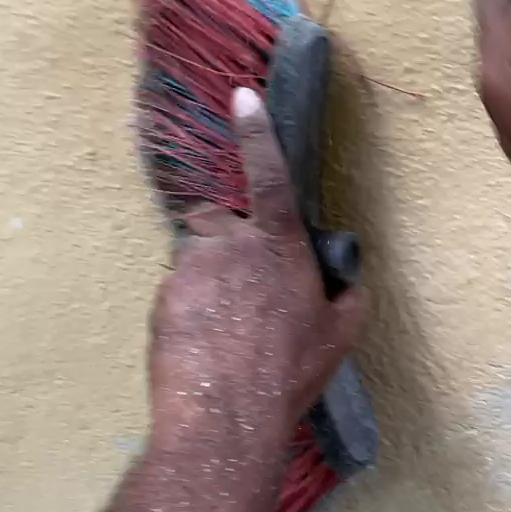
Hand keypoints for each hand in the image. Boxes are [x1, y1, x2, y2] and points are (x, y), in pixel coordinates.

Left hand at [147, 87, 368, 428]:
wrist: (225, 416)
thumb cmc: (291, 369)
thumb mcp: (342, 333)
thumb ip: (348, 294)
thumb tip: (345, 280)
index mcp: (279, 244)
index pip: (271, 175)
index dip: (257, 133)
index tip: (242, 95)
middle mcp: (232, 243)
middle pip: (220, 219)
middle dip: (228, 239)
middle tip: (242, 287)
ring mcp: (192, 268)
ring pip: (196, 253)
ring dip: (207, 274)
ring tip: (222, 323)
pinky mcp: (163, 296)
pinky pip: (176, 286)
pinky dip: (188, 303)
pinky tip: (202, 340)